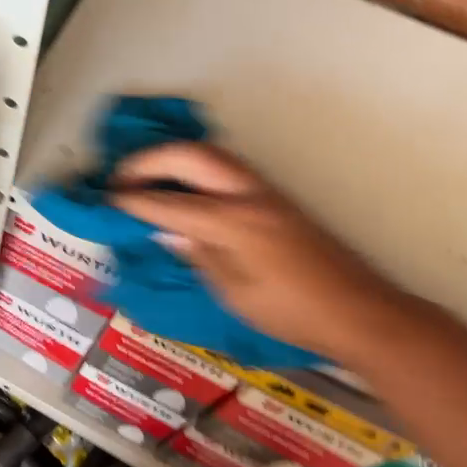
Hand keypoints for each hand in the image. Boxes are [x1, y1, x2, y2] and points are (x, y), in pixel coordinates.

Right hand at [110, 142, 406, 362]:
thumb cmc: (293, 313)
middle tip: (120, 178)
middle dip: (148, 161)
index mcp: (233, 222)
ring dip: (173, 158)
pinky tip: (182, 186)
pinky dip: (194, 167)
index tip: (106, 201)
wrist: (361, 312)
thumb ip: (198, 255)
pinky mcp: (276, 198)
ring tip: (145, 177)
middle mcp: (248, 195)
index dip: (133, 201)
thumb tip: (166, 231)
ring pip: (211, 153)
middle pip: (190, 155)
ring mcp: (266, 192)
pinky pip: (226, 167)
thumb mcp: (234, 293)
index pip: (170, 203)